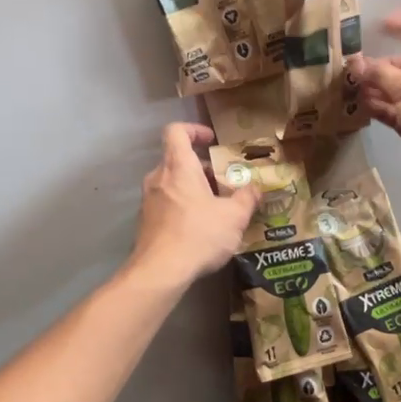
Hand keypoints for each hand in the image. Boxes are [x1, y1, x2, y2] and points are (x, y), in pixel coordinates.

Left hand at [125, 123, 257, 288]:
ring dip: (193, 189)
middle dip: (203, 168)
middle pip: (178, 160)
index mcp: (178, 167)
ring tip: (216, 209)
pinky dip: (182, 206)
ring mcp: (148, 200)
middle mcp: (158, 177)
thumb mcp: (233, 217)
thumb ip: (246, 198)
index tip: (212, 142)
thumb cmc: (198, 234)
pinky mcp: (145, 221)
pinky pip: (166, 203)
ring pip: (172, 183)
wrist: (160, 271)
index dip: (194, 130)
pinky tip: (199, 229)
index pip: (176, 131)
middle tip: (224, 184)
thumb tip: (255, 188)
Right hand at [348, 10, 400, 196]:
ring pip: (397, 90)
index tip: (382, 22)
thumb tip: (357, 63)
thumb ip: (382, 74)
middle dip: (381, 66)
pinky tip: (358, 103)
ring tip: (349, 85)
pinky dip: (378, 107)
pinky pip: (394, 111)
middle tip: (353, 67)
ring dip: (376, 87)